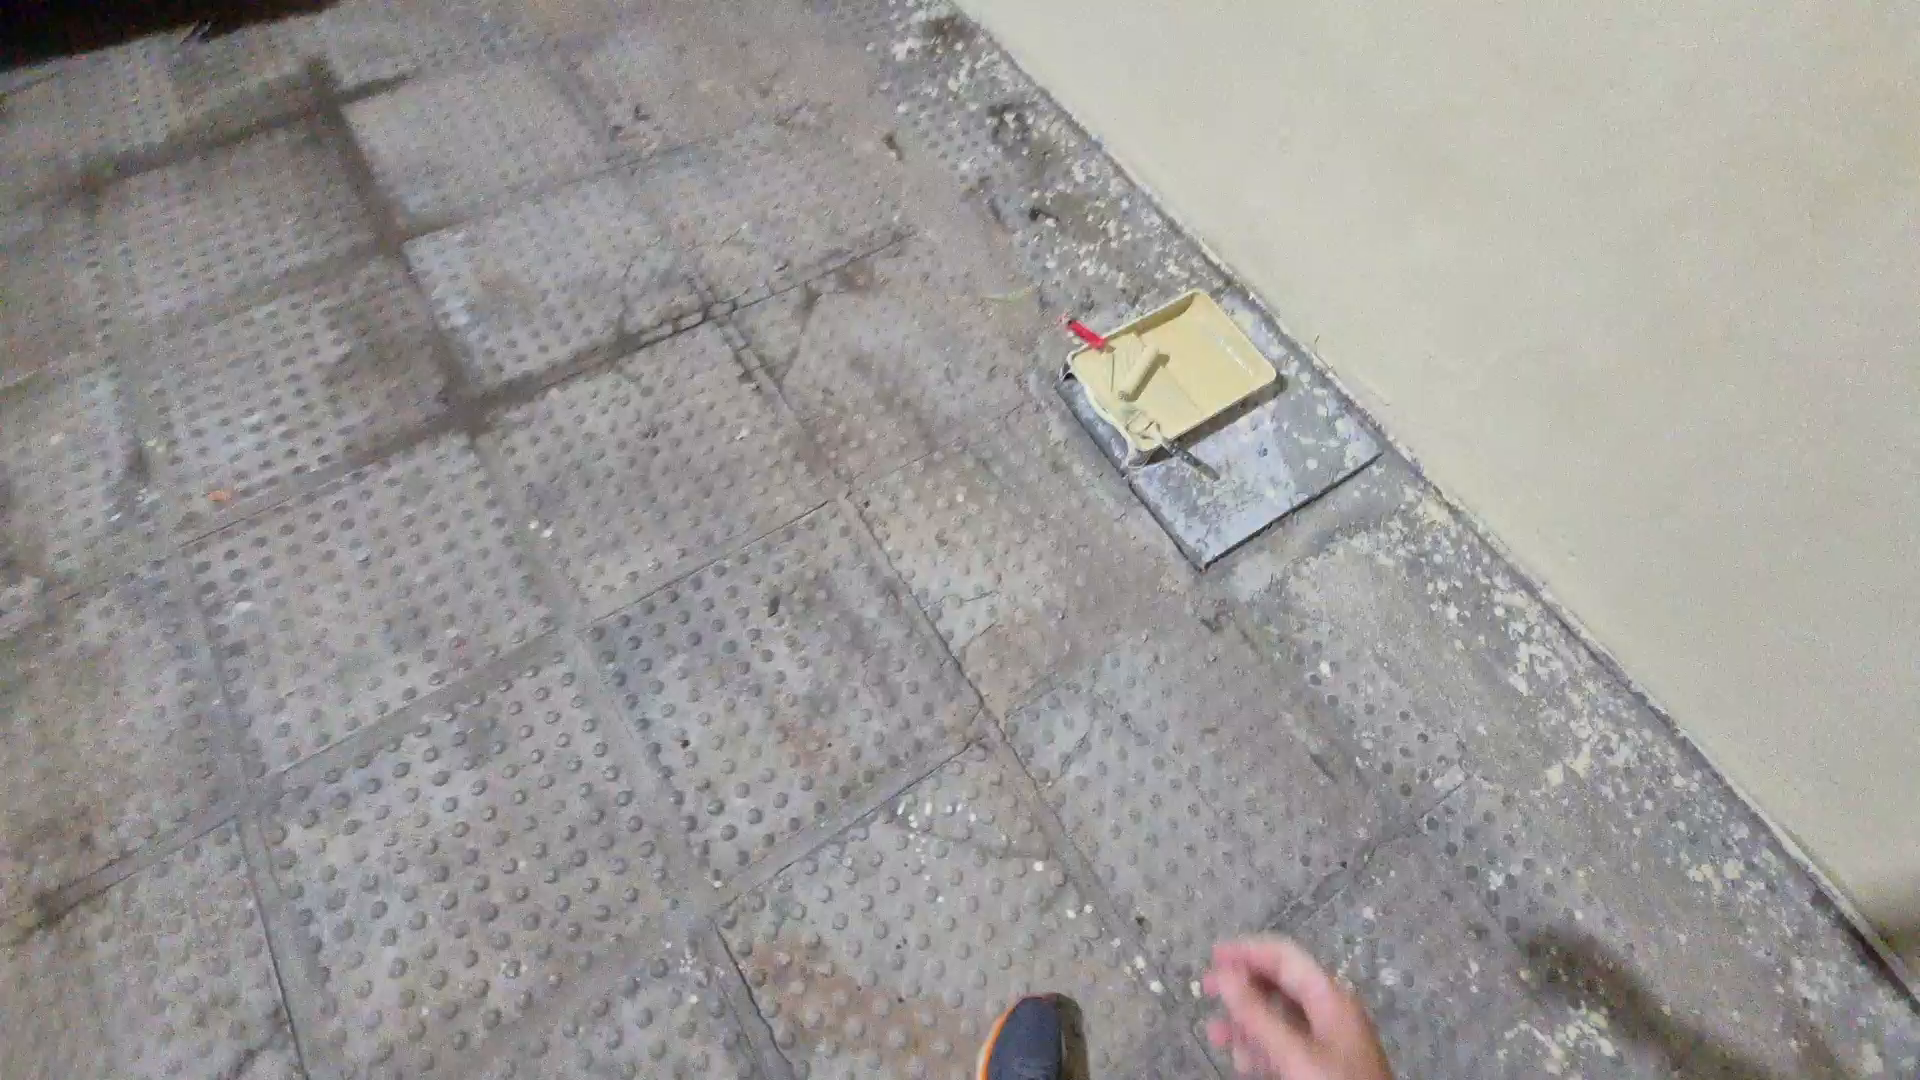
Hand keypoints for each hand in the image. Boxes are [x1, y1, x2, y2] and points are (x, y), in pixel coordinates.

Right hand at [1201, 937, 1393, 1079]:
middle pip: (1278, 984)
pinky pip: (1286, 1043)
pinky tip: (1242, 1060)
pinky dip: (1261, 1046)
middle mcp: (1330, 1011)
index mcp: (1331, 997)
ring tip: (1217, 1036)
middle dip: (1241, 988)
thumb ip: (1257, 1013)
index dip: (1246, 950)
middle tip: (1206, 990)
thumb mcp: (1294, 1054)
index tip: (1212, 956)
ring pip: (1278, 1016)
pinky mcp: (1324, 1066)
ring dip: (1245, 1022)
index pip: (1283, 956)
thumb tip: (1223, 972)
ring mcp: (1329, 1041)